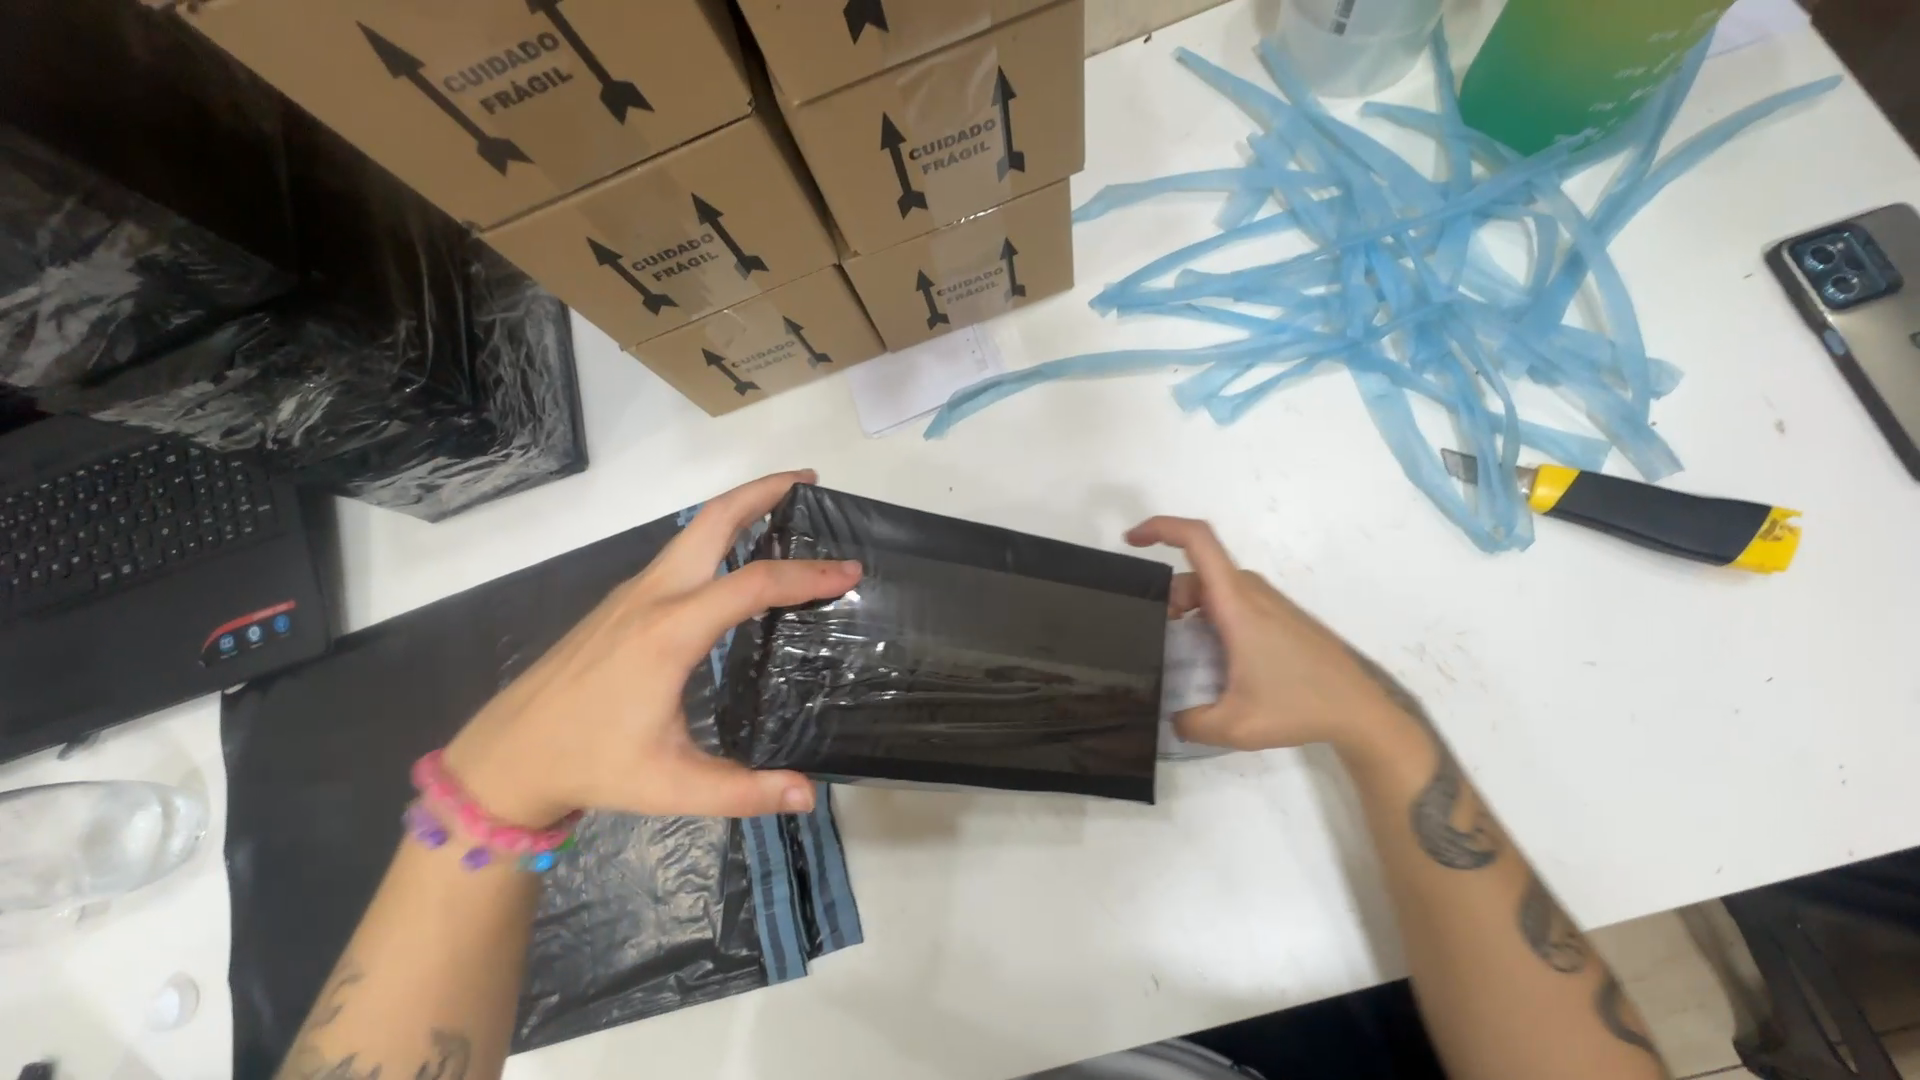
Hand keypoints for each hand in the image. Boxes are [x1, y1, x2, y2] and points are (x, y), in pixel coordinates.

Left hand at [443, 470, 862, 824]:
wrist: (506, 755)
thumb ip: (743, 790)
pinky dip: (719, 537)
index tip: (850, 570)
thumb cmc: (590, 763)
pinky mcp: (624, 602)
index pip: (754, 584)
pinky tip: (739, 564)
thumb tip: (809, 794)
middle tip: (811, 480)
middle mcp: (654, 597)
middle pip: (713, 520)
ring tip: (787, 510)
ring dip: (740, 509)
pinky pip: (681, 553)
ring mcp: (634, 594)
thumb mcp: (671, 785)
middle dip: (763, 491)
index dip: (808, 575)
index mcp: (671, 632)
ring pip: (693, 531)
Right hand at [1126, 516, 1417, 752]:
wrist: (1359, 710)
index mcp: (1237, 604)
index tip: (1132, 540)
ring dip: (1188, 608)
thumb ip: (1191, 724)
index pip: (1198, 541)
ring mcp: (1268, 602)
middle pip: (1196, 572)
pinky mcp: (1278, 615)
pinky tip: (1213, 657)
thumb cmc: (1299, 707)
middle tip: (1159, 637)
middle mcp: (1251, 593)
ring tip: (1183, 651)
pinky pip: (1231, 600)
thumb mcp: (1235, 727)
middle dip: (1167, 595)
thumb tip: (1172, 718)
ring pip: (1213, 587)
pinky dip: (1209, 616)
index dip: (1161, 527)